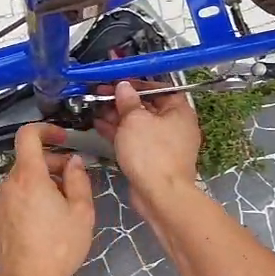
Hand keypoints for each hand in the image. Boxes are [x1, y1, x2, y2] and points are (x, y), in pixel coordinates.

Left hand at [0, 123, 95, 275]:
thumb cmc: (58, 246)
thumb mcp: (81, 212)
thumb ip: (79, 180)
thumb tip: (74, 161)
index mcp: (29, 176)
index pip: (28, 135)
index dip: (46, 129)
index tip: (64, 138)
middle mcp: (10, 184)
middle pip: (29, 159)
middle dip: (54, 163)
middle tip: (76, 181)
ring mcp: (1, 201)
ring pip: (24, 179)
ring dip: (45, 181)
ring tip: (66, 204)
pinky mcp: (0, 217)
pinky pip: (18, 195)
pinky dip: (34, 196)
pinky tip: (50, 218)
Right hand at [95, 81, 201, 212]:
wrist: (160, 195)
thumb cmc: (151, 152)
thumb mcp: (135, 120)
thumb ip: (127, 101)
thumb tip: (123, 86)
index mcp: (179, 110)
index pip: (158, 88)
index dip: (136, 83)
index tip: (115, 80)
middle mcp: (175, 125)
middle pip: (147, 106)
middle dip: (122, 100)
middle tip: (100, 94)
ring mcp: (164, 144)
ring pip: (138, 124)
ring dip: (117, 116)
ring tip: (95, 109)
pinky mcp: (152, 159)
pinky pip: (134, 140)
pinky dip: (119, 133)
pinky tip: (99, 126)